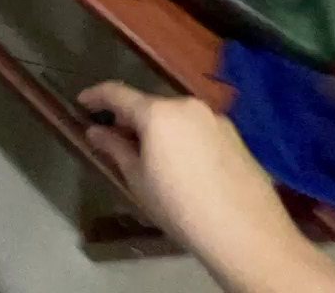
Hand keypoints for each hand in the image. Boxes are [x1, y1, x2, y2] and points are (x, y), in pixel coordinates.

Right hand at [78, 82, 334, 292]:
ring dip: (159, 128)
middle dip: (130, 118)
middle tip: (117, 139)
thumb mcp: (138, 180)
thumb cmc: (183, 209)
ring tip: (152, 156)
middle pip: (148, 105)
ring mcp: (216, 120)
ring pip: (175, 117)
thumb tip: (96, 130)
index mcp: (157, 113)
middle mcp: (186, 106)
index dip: (95, 96)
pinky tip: (185, 167)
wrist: (253, 241)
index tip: (82, 103)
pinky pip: (198, 129)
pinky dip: (183, 138)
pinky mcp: (237, 138)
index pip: (116, 93)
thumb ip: (115, 148)